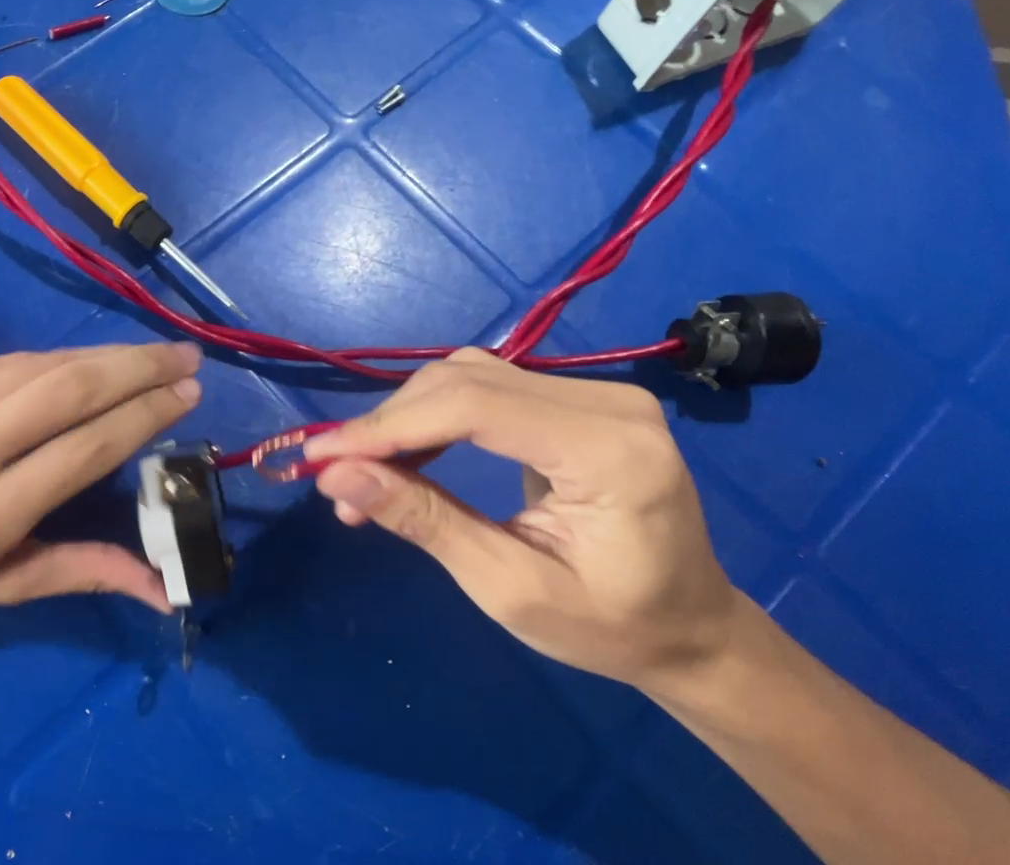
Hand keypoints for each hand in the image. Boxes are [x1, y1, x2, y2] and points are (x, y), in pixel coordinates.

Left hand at [0, 343, 201, 613]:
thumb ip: (76, 573)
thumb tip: (159, 585)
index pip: (83, 451)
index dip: (143, 418)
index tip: (188, 397)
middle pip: (69, 392)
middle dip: (139, 368)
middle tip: (189, 358)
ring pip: (42, 366)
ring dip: (107, 355)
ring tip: (155, 354)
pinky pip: (8, 362)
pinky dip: (59, 359)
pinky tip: (90, 360)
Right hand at [304, 348, 745, 687]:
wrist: (690, 632)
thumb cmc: (609, 628)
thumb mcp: (508, 588)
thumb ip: (425, 521)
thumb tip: (335, 476)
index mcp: (609, 451)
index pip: (474, 406)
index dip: (387, 426)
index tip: (320, 456)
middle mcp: (609, 403)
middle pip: (465, 381)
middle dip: (388, 424)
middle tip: (334, 475)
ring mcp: (598, 395)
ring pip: (467, 377)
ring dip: (405, 418)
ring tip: (364, 471)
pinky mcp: (579, 402)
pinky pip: (486, 389)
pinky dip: (433, 418)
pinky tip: (406, 455)